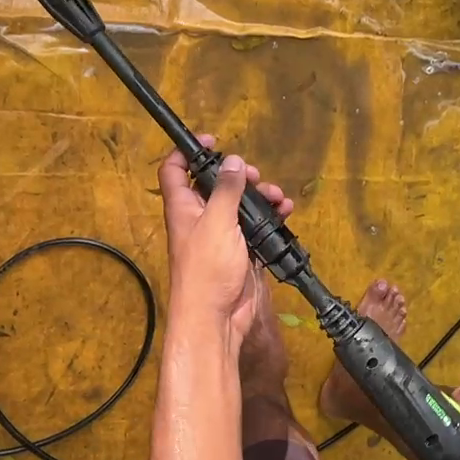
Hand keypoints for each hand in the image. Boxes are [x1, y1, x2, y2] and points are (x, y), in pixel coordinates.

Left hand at [158, 135, 292, 348]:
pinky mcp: (242, 251)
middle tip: (256, 177)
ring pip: (241, 205)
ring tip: (277, 197)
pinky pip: (257, 227)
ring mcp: (222, 236)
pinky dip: (270, 218)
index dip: (187, 152)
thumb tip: (234, 161)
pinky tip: (285, 213)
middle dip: (238, 176)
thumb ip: (226, 189)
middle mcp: (200, 218)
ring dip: (260, 197)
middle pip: (216, 185)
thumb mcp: (217, 221)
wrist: (217, 318)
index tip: (212, 141)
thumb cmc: (207, 268)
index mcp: (184, 207)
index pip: (174, 171)